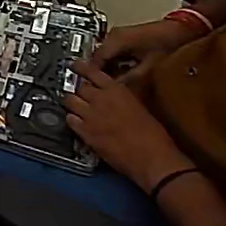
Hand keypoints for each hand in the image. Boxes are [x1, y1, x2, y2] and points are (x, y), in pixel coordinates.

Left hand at [64, 60, 194, 192]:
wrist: (153, 160)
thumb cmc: (155, 136)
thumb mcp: (139, 107)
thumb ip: (121, 98)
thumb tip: (113, 97)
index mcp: (117, 91)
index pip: (91, 71)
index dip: (80, 67)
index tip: (74, 65)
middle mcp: (100, 99)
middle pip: (79, 87)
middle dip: (80, 92)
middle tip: (83, 97)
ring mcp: (90, 116)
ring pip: (69, 101)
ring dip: (73, 104)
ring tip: (77, 108)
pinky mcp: (85, 133)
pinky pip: (69, 120)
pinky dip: (72, 120)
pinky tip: (77, 123)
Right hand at [85, 18, 195, 81]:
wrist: (180, 30)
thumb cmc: (167, 45)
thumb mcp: (149, 67)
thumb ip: (129, 79)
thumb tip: (116, 88)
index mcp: (116, 39)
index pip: (96, 59)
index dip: (93, 74)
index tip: (92, 84)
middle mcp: (113, 35)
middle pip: (98, 56)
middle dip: (99, 71)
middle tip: (101, 85)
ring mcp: (118, 35)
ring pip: (104, 54)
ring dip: (107, 67)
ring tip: (112, 81)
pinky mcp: (124, 37)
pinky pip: (112, 51)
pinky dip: (114, 62)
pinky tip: (122, 72)